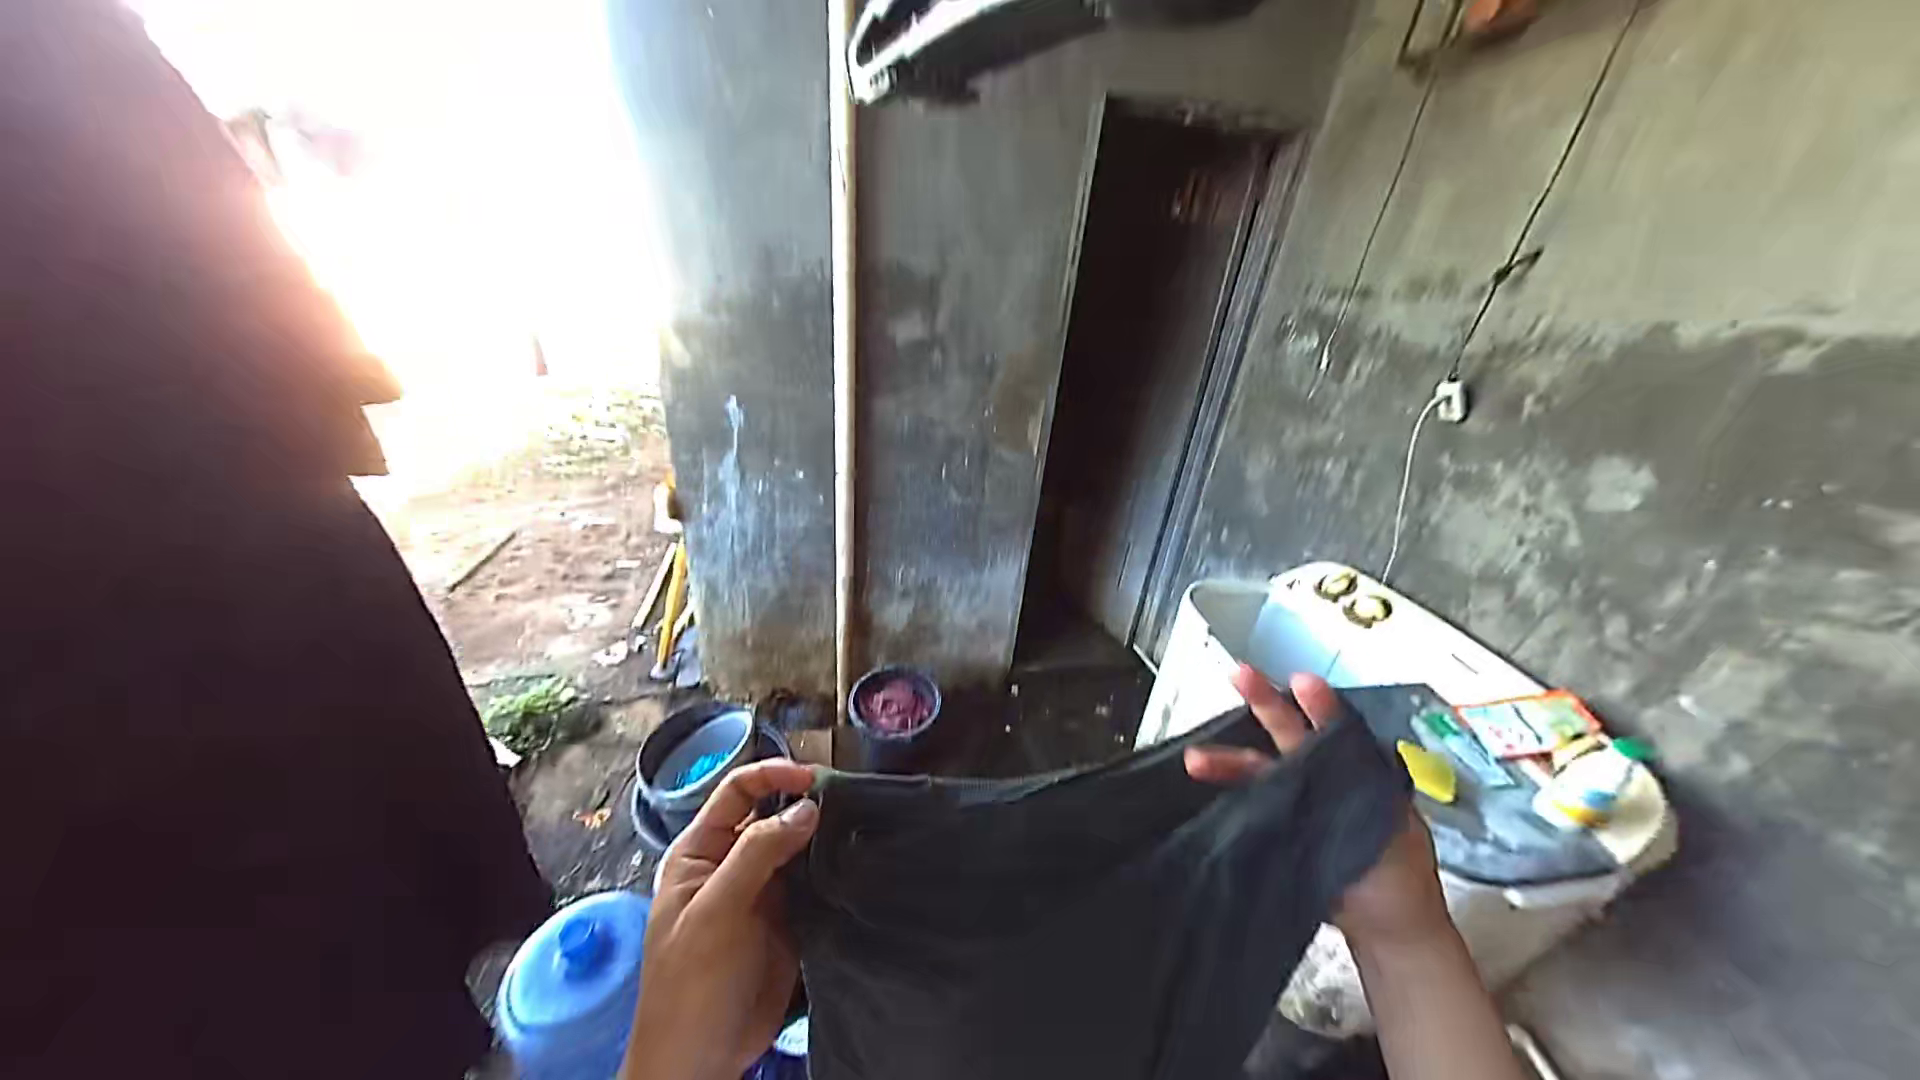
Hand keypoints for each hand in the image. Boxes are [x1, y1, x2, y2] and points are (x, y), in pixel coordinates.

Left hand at [622, 760, 819, 1079]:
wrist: (701, 1062)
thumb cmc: (691, 984)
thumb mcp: (716, 911)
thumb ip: (758, 853)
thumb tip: (807, 807)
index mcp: (701, 851)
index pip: (737, 791)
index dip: (772, 774)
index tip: (812, 777)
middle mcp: (732, 861)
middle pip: (771, 812)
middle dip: (803, 801)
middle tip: (843, 799)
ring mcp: (761, 888)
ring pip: (796, 842)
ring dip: (821, 832)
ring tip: (854, 823)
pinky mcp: (787, 914)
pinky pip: (812, 875)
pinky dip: (830, 863)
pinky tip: (851, 858)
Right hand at [1184, 665, 1451, 947]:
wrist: (1382, 930)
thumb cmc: (1397, 877)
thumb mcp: (1394, 829)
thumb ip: (1364, 792)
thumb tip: (1336, 761)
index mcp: (1356, 773)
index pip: (1335, 730)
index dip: (1319, 706)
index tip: (1303, 683)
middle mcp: (1321, 777)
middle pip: (1289, 736)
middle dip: (1264, 703)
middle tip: (1241, 676)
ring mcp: (1294, 799)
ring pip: (1260, 767)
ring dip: (1229, 758)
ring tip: (1198, 759)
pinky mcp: (1274, 821)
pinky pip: (1248, 796)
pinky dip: (1224, 782)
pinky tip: (1201, 772)